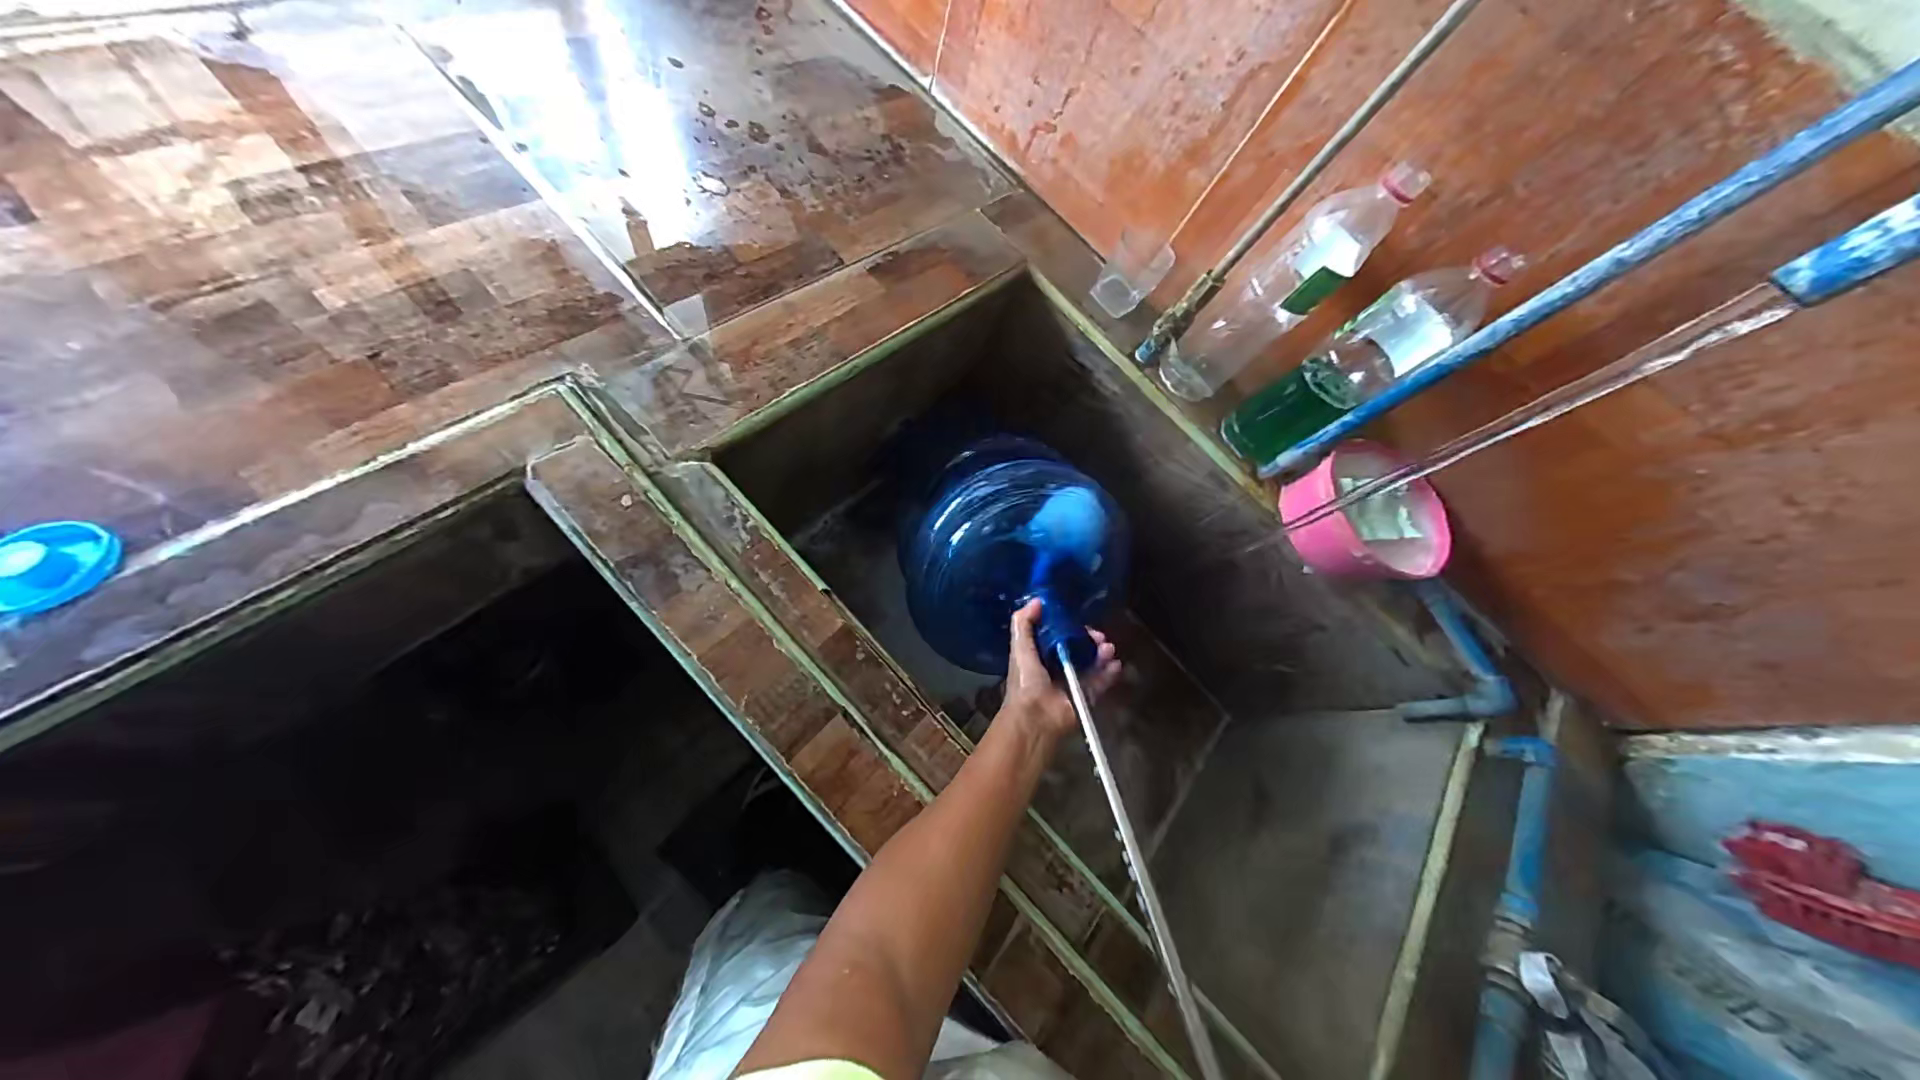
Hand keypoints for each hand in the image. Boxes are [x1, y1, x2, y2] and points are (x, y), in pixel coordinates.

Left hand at [999, 598, 1120, 740]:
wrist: (1036, 717)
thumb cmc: (1026, 680)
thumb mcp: (1019, 646)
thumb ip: (1024, 623)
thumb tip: (1037, 600)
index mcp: (1037, 656)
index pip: (1056, 636)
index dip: (1068, 627)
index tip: (1079, 620)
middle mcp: (1054, 668)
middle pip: (1077, 648)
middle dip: (1089, 640)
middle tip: (1099, 636)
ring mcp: (1071, 684)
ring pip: (1091, 664)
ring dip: (1101, 654)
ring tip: (1108, 648)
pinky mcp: (1085, 698)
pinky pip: (1100, 682)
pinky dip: (1109, 673)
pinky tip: (1115, 664)